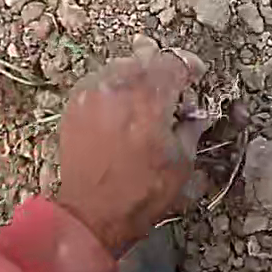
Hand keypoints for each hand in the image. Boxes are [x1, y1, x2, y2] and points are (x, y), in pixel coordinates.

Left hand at [56, 44, 208, 255]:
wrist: (93, 214)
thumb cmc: (143, 191)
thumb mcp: (183, 160)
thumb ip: (191, 125)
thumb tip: (195, 113)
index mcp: (149, 100)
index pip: (173, 62)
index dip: (189, 65)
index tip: (197, 73)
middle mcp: (117, 89)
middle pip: (146, 57)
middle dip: (163, 68)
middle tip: (174, 85)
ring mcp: (91, 95)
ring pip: (121, 65)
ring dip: (138, 74)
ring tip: (147, 95)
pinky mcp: (74, 106)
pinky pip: (99, 81)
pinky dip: (115, 86)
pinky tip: (123, 104)